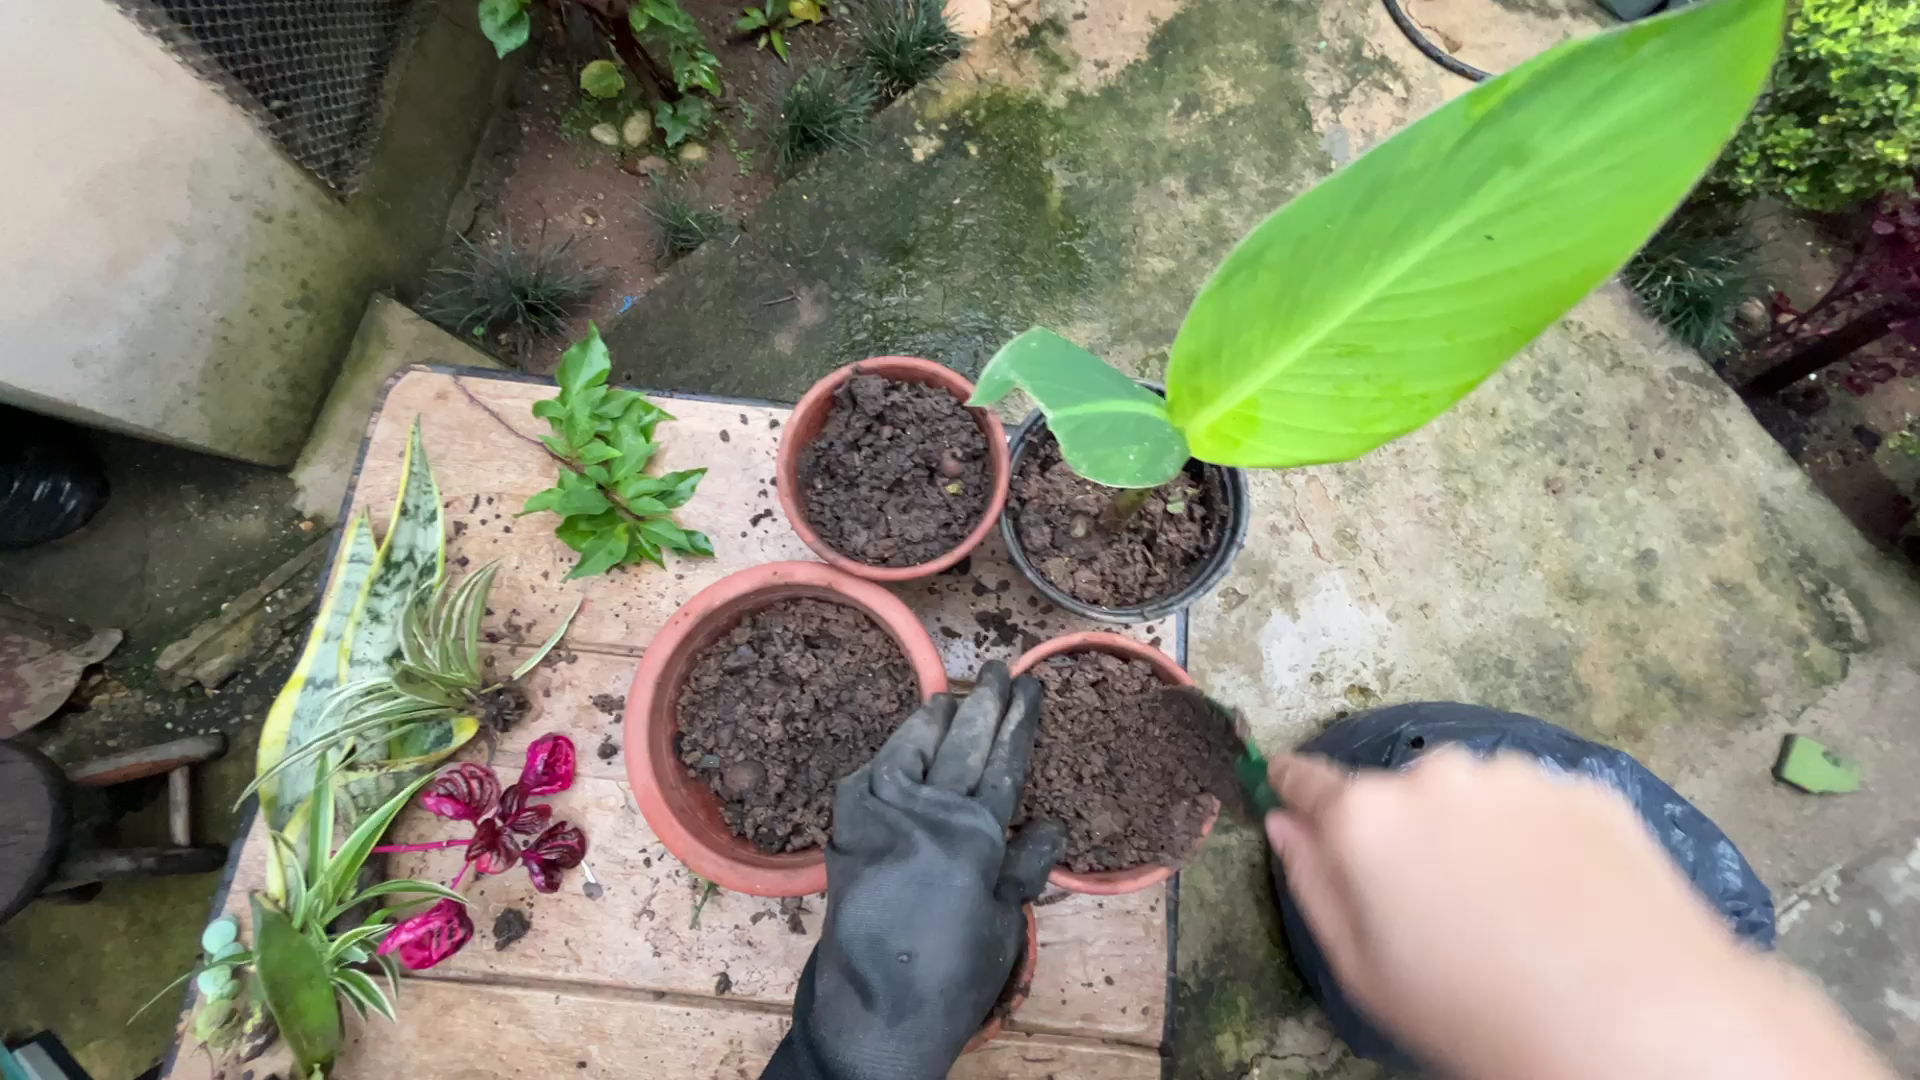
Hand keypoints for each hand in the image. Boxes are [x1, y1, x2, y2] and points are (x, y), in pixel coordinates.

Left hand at [764, 662, 1065, 1079]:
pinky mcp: (848, 823)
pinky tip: (907, 735)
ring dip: (937, 719)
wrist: (875, 1011)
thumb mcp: (1003, 925)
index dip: (1020, 724)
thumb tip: (1054, 825)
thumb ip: (1024, 867)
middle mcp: (930, 813)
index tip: (1030, 688)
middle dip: (985, 703)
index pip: (1005, 764)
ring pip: (915, 747)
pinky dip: (893, 748)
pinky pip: (874, 771)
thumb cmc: (951, 976)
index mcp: (977, 836)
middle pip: (965, 744)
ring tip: (952, 694)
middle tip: (998, 670)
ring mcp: (883, 814)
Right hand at [1268, 748, 1892, 1079]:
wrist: (1652, 1033)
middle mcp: (1427, 775)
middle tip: (1439, 897)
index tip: (1289, 786)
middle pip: (1394, 792)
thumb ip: (1309, 882)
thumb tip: (1284, 824)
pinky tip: (1566, 893)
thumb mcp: (1362, 968)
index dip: (1293, 784)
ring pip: (1465, 793)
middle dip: (1402, 827)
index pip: (1305, 778)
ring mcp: (1508, 775)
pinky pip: (1532, 802)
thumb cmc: (1476, 1011)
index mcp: (1364, 816)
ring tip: (1514, 900)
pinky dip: (1535, 834)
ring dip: (1470, 827)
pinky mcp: (1579, 787)